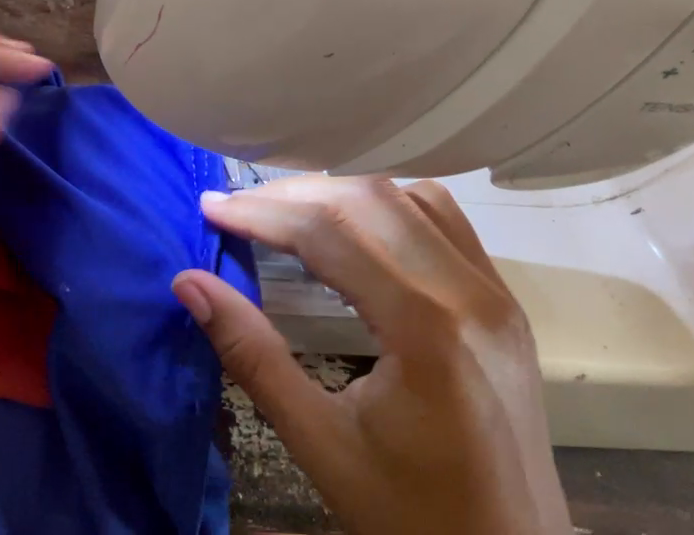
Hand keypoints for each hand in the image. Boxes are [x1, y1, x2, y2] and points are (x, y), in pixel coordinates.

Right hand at [172, 178, 569, 534]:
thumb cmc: (411, 514)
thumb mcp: (319, 442)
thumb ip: (251, 355)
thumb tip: (188, 283)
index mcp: (427, 332)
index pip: (331, 233)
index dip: (262, 213)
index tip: (210, 208)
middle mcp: (471, 296)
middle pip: (369, 201)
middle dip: (292, 195)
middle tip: (236, 209)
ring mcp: (497, 295)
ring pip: (411, 197)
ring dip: (340, 191)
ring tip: (285, 212)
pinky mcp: (506, 303)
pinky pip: (444, 221)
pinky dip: (387, 204)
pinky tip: (353, 227)